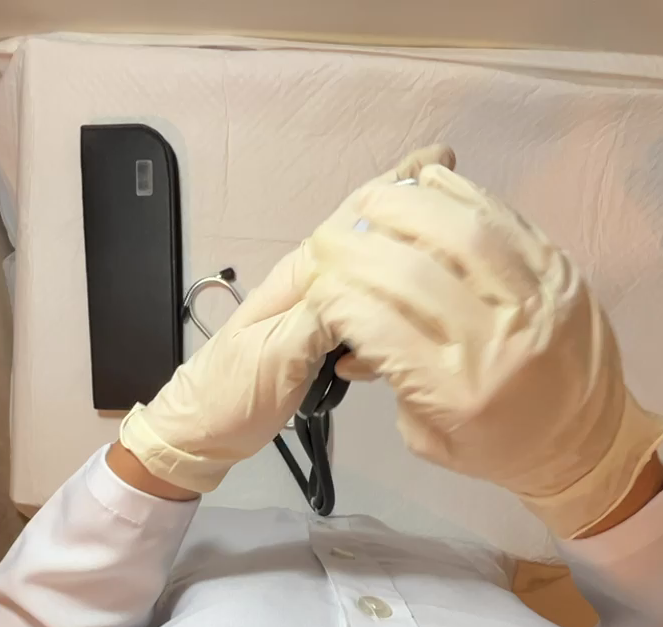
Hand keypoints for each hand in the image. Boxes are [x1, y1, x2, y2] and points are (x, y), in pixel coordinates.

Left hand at [115, 145, 457, 494]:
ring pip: (369, 282)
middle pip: (368, 242)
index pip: (354, 219)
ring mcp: (314, 316)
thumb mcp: (275, 354)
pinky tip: (397, 336)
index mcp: (299, 278)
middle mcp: (311, 287)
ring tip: (441, 279)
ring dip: (402, 276)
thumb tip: (371, 285)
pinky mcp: (316, 345)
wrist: (201, 432)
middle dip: (411, 222)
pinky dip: (384, 320)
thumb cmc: (231, 393)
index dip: (396, 187)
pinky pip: (360, 319)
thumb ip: (321, 317)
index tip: (441, 159)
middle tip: (460, 217)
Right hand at [305, 163, 662, 537]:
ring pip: (459, 232)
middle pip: (411, 272)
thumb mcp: (429, 438)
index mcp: (456, 393)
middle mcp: (496, 341)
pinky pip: (504, 218)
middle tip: (329, 239)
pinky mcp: (560, 270)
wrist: (589, 443)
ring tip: (371, 202)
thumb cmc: (499, 450)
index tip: (317, 285)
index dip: (338, 296)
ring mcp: (535, 298)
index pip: (379, 325)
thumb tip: (350, 333)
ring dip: (404, 207)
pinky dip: (459, 194)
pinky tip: (425, 184)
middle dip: (356, 248)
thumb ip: (391, 381)